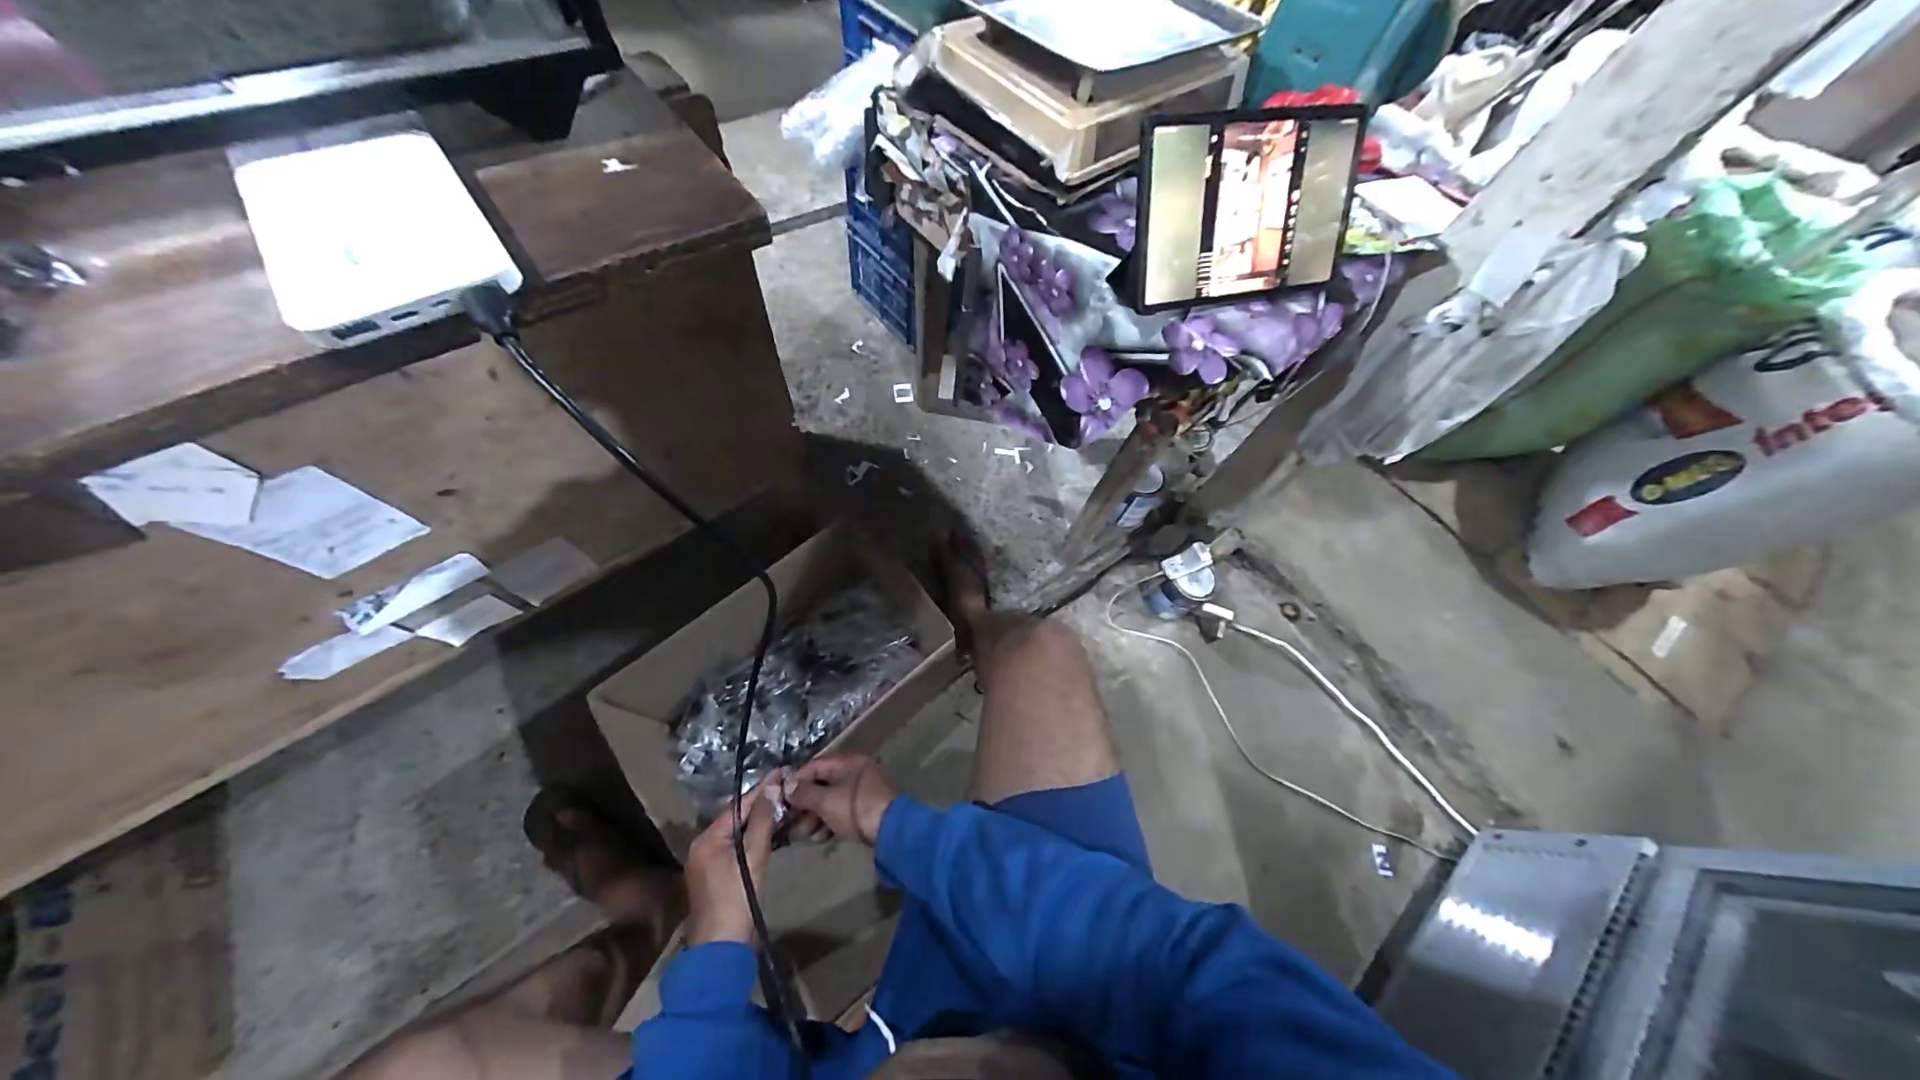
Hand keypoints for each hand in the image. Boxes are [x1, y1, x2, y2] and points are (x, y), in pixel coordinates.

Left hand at [683, 780, 776, 946]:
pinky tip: (772, 834)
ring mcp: (708, 864)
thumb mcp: (752, 857)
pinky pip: (737, 847)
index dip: (761, 789)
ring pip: (738, 833)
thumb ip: (762, 821)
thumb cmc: (736, 899)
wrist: (720, 948)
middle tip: (787, 788)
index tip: (781, 772)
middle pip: (736, 818)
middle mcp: (703, 847)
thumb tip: (772, 788)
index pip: (738, 806)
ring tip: (784, 806)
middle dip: (761, 803)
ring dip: (759, 821)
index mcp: (707, 839)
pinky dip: (754, 838)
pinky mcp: (717, 877)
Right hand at [784, 755, 897, 847]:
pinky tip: (820, 838)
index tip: (782, 797)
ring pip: (830, 802)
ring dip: (815, 818)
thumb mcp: (827, 800)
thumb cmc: (857, 809)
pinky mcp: (866, 812)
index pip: (816, 766)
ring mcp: (862, 794)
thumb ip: (805, 793)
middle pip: (822, 786)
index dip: (797, 780)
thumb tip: (787, 785)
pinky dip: (829, 824)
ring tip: (804, 835)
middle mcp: (856, 774)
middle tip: (791, 823)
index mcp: (850, 763)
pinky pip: (841, 814)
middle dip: (805, 806)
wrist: (892, 832)